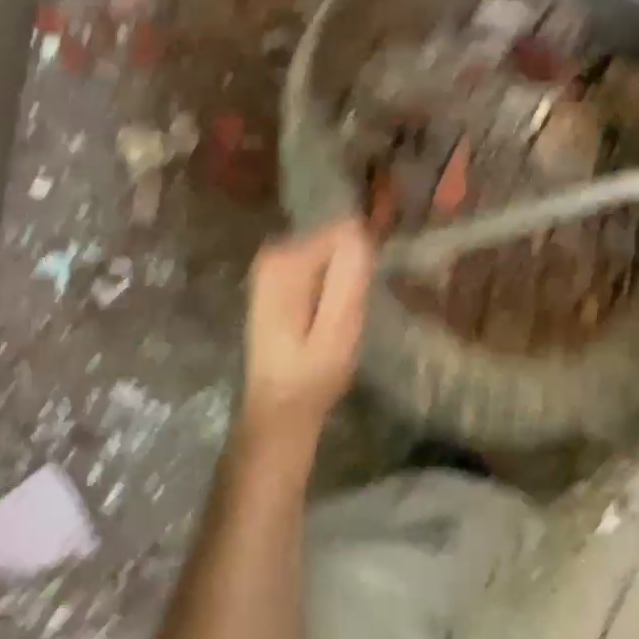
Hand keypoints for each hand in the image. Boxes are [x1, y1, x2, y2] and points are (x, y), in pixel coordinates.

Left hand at [241, 220, 373, 448]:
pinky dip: (332, 286)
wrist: (279, 409)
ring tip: (342, 317)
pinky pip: (320, 267)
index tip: (366, 293)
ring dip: (344, 280)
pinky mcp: (278, 279)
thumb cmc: (312, 374)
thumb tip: (360, 230)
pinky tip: (329, 316)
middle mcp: (274, 253)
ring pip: (331, 253)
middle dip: (353, 270)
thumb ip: (349, 278)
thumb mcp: (340, 328)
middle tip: (353, 312)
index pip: (345, 231)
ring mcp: (273, 266)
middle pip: (336, 240)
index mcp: (286, 262)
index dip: (364, 260)